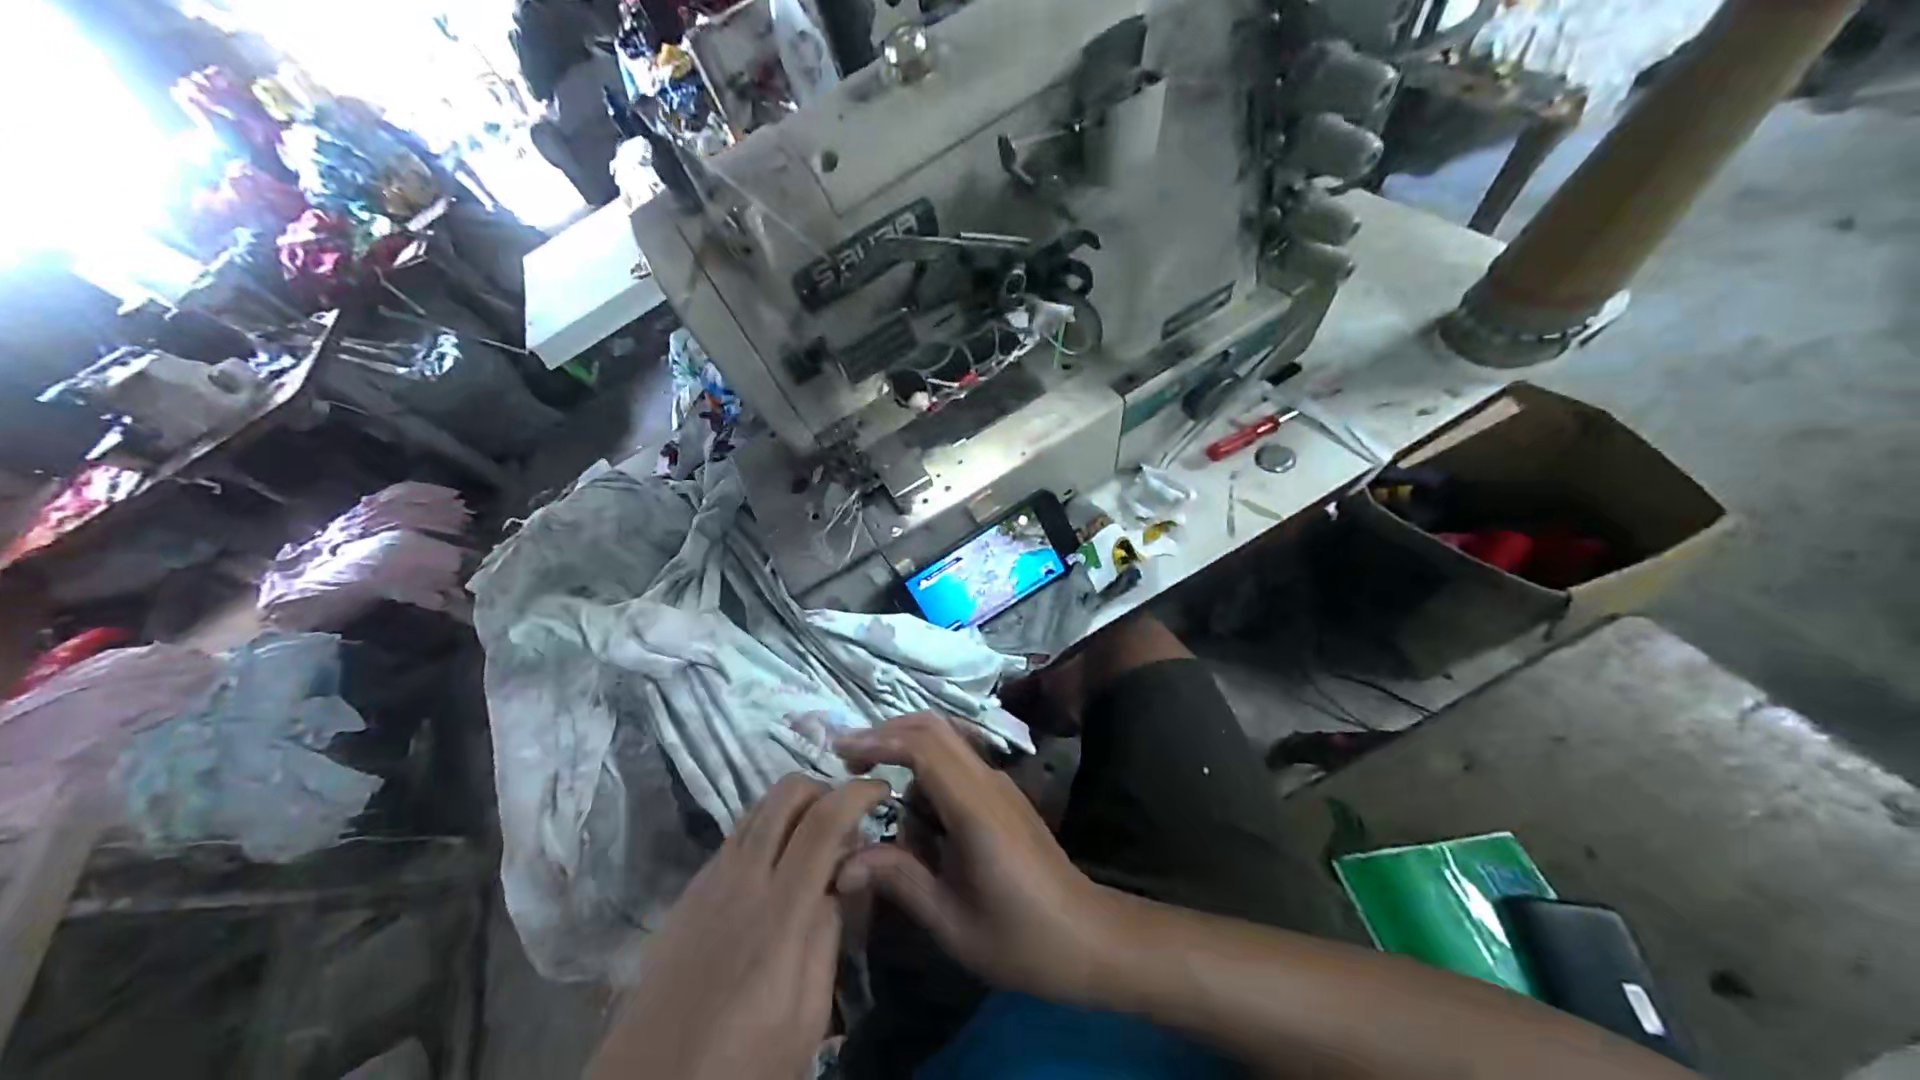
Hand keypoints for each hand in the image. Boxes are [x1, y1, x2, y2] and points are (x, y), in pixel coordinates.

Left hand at [589, 774, 890, 1079]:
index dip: (856, 794)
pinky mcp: (688, 894)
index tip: (881, 790)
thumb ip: (826, 939)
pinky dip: (767, 832)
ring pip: (757, 809)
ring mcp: (708, 882)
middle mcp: (741, 881)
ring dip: (794, 807)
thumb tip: (840, 881)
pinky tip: (777, 873)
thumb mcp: (805, 1019)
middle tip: (848, 819)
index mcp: (779, 914)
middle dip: (824, 788)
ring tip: (816, 842)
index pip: (822, 823)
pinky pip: (735, 838)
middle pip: (784, 794)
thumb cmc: (740, 1066)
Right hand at [833, 713, 1123, 1005]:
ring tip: (869, 785)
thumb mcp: (951, 922)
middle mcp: (988, 783)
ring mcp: (999, 786)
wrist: (1089, 939)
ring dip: (905, 749)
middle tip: (847, 760)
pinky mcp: (1002, 796)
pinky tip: (909, 811)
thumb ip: (898, 881)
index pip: (924, 748)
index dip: (878, 741)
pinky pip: (957, 763)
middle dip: (887, 733)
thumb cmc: (1021, 939)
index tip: (840, 753)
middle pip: (935, 728)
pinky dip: (924, 769)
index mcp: (975, 809)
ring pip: (947, 741)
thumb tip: (841, 864)